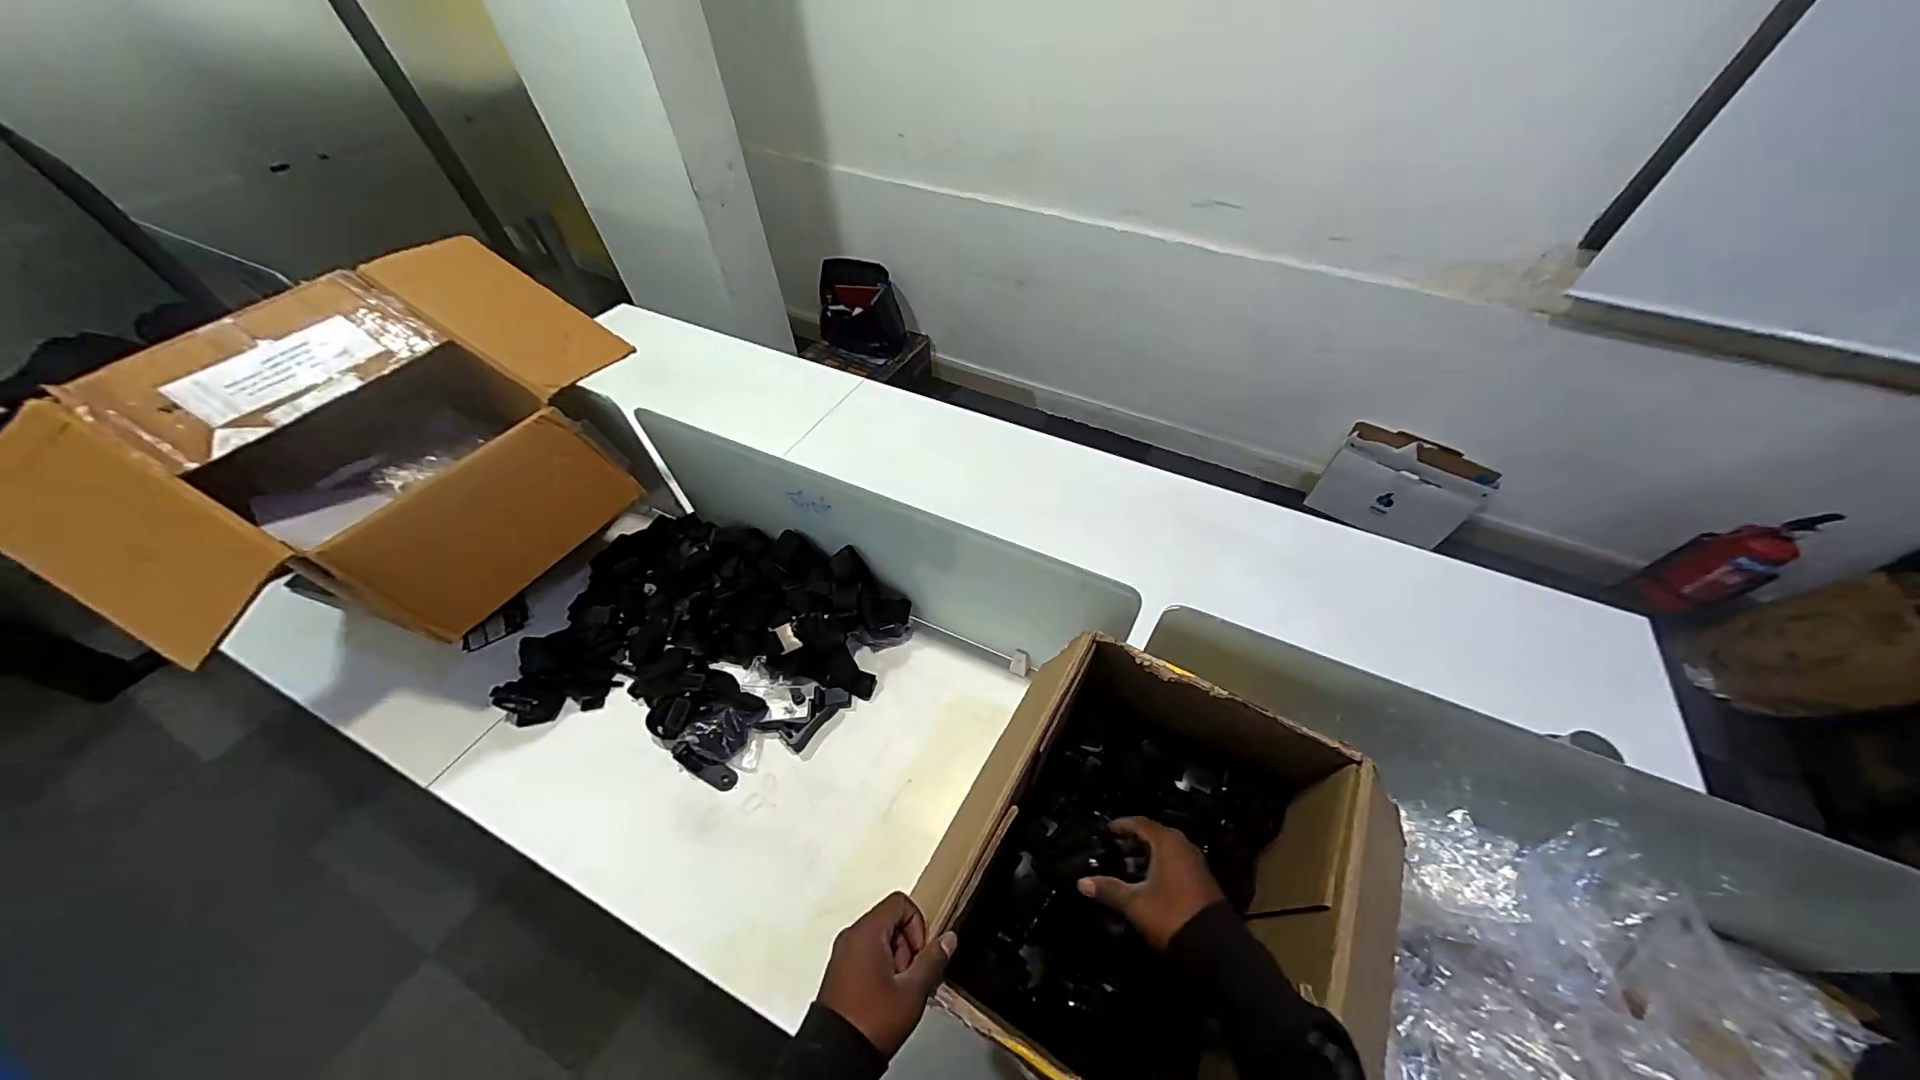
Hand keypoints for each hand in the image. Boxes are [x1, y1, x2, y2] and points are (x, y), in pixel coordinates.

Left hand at [818, 892, 956, 1058]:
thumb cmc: (869, 1022)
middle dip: (907, 945)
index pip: (900, 903)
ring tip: (897, 990)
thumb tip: (947, 940)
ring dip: (895, 958)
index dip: (917, 925)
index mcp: (867, 932)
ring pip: (879, 938)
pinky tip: (884, 996)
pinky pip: (865, 953)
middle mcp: (851, 936)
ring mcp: (842, 953)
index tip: (919, 953)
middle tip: (909, 975)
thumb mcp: (912, 991)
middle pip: (890, 920)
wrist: (836, 1056)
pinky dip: (880, 967)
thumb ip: (933, 959)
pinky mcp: (838, 971)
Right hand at [1077, 816, 1225, 948]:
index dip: (1121, 825)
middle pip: (1153, 835)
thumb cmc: (1171, 915)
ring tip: (1125, 866)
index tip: (1106, 831)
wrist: (1217, 947)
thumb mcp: (1135, 903)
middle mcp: (1183, 846)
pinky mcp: (1202, 879)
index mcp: (1167, 842)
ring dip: (1146, 855)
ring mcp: (1195, 863)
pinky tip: (1146, 881)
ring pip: (1165, 850)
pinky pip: (1175, 862)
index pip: (1140, 823)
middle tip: (1113, 848)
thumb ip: (1108, 889)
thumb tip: (1081, 882)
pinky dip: (1158, 865)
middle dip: (1132, 840)